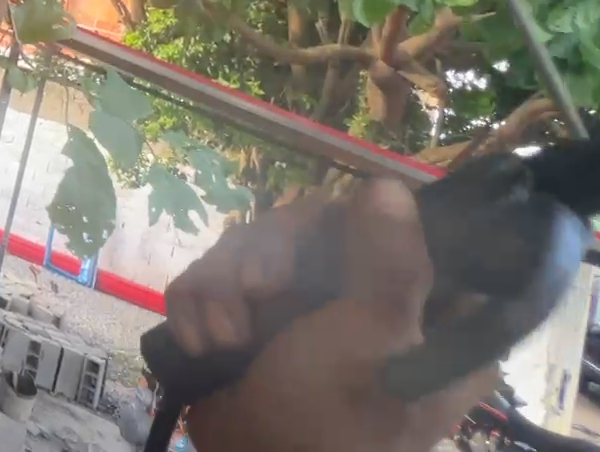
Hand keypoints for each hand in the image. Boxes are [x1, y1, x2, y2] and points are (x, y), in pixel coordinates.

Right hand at [164, 179, 496, 451]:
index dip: (326, 226)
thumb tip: (388, 184)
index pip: (365, 226)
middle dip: (254, 263)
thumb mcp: (370, 338)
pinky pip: (200, 282)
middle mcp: (347, 303)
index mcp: (405, 311)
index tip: (305, 250)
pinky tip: (202, 345)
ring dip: (217, 293)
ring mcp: (286, 312)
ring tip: (221, 340)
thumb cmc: (331, 415)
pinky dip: (193, 310)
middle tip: (252, 294)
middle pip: (287, 233)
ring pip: (235, 254)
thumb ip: (386, 264)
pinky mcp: (234, 319)